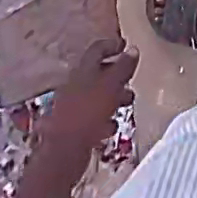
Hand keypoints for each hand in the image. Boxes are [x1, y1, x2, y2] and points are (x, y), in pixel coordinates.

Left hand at [39, 38, 138, 161]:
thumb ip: (123, 67)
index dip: (112, 45)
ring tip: (128, 104)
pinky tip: (111, 126)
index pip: (97, 49)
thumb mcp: (112, 86)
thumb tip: (133, 48)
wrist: (64, 152)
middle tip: (131, 80)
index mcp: (83, 70)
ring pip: (96, 95)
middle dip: (117, 76)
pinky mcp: (71, 126)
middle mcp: (74, 84)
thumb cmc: (90, 112)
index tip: (126, 46)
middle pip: (97, 73)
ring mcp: (71, 105)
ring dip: (112, 97)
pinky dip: (103, 117)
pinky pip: (90, 115)